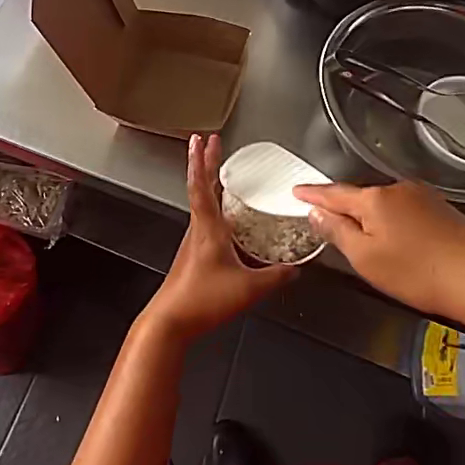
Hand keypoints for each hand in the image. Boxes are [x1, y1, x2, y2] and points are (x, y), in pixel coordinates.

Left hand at [140, 135, 296, 346]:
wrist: (169, 324)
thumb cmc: (200, 301)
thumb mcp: (248, 289)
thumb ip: (276, 277)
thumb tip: (296, 269)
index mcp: (207, 228)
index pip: (201, 185)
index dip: (201, 160)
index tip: (202, 140)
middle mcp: (197, 230)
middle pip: (200, 189)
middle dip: (207, 163)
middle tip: (211, 143)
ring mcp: (194, 244)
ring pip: (203, 206)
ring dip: (210, 185)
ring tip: (223, 174)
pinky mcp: (194, 257)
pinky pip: (207, 224)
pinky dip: (217, 211)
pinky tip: (230, 221)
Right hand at [291, 180, 464, 345]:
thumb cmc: (421, 274)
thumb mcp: (366, 258)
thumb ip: (337, 232)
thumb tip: (317, 213)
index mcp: (375, 199)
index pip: (334, 193)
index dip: (313, 194)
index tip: (298, 191)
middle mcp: (399, 190)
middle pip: (360, 197)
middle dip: (343, 209)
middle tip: (325, 222)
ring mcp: (423, 197)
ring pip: (384, 205)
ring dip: (371, 218)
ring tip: (365, 244)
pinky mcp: (441, 210)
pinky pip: (405, 212)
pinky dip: (393, 224)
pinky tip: (398, 245)